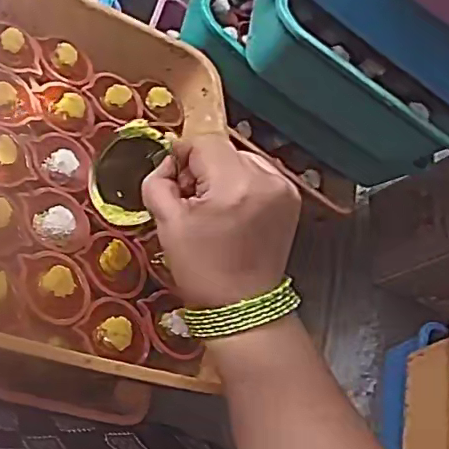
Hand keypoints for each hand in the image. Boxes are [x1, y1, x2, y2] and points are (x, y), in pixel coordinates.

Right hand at [140, 132, 299, 308]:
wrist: (241, 305)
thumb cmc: (201, 269)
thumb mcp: (166, 225)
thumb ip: (157, 184)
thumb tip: (166, 164)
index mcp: (234, 185)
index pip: (202, 143)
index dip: (179, 158)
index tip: (171, 183)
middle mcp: (266, 178)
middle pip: (222, 149)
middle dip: (201, 169)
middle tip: (190, 203)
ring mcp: (284, 187)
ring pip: (240, 159)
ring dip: (221, 175)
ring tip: (212, 211)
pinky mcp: (291, 198)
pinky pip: (258, 175)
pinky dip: (240, 185)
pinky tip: (231, 214)